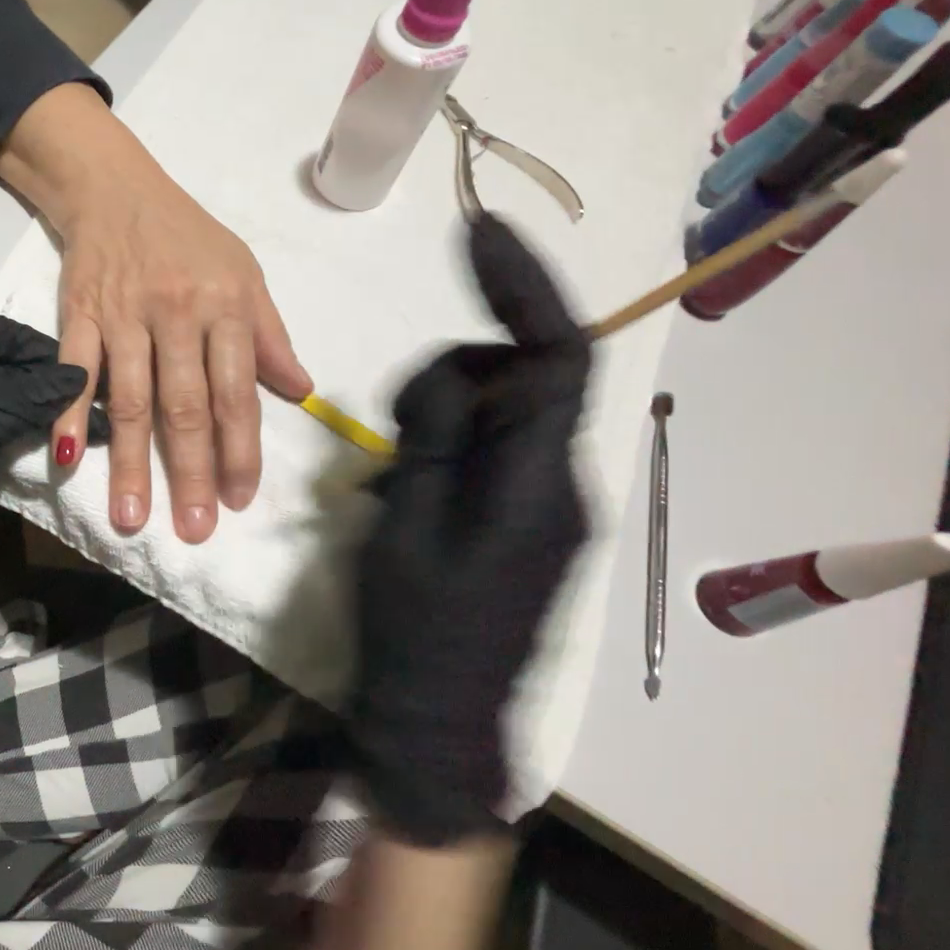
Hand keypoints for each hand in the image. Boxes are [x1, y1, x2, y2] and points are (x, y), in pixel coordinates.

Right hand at [54, 175, 313, 542]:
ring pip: (131, 397)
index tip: (239, 500)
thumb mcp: (244, 273)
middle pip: (186, 404)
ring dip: (131, 460)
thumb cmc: (188, 238)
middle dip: (191, 470)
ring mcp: (124, 315)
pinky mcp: (79, 313)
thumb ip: (268, 335)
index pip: (237, 391)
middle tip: (193, 528)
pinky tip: (68, 456)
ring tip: (131, 516)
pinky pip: (75, 368)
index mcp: (225, 305)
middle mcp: (177, 313)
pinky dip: (70, 411)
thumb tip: (301, 391)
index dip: (240, 449)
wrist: (116, 189)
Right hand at [347, 215, 590, 845]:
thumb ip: (433, 438)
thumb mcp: (405, 527)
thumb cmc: (415, 629)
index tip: (474, 232)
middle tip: (392, 425)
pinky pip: (495, 454)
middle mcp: (560, 481)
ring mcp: (549, 503)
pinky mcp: (530, 521)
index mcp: (536, 481)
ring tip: (388, 478)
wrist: (438, 718)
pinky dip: (448, 450)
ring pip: (504, 415)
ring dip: (443, 418)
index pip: (554, 355)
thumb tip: (456, 370)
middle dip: (454, 375)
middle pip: (523, 380)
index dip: (522, 284)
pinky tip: (403, 493)